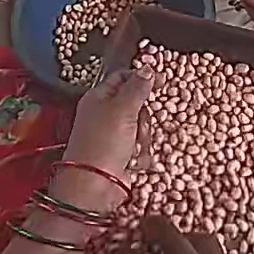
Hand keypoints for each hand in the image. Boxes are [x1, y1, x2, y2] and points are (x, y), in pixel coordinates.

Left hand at [55, 68, 153, 208]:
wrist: (94, 185)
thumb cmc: (102, 143)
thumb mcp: (122, 108)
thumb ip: (137, 87)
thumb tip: (147, 68)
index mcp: (99, 97)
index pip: (122, 78)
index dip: (141, 78)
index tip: (159, 79)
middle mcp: (105, 115)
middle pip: (137, 105)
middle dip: (143, 117)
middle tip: (137, 124)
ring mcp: (114, 136)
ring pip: (142, 128)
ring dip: (142, 138)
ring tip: (132, 146)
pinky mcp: (122, 155)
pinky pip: (141, 148)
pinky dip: (140, 155)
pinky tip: (131, 160)